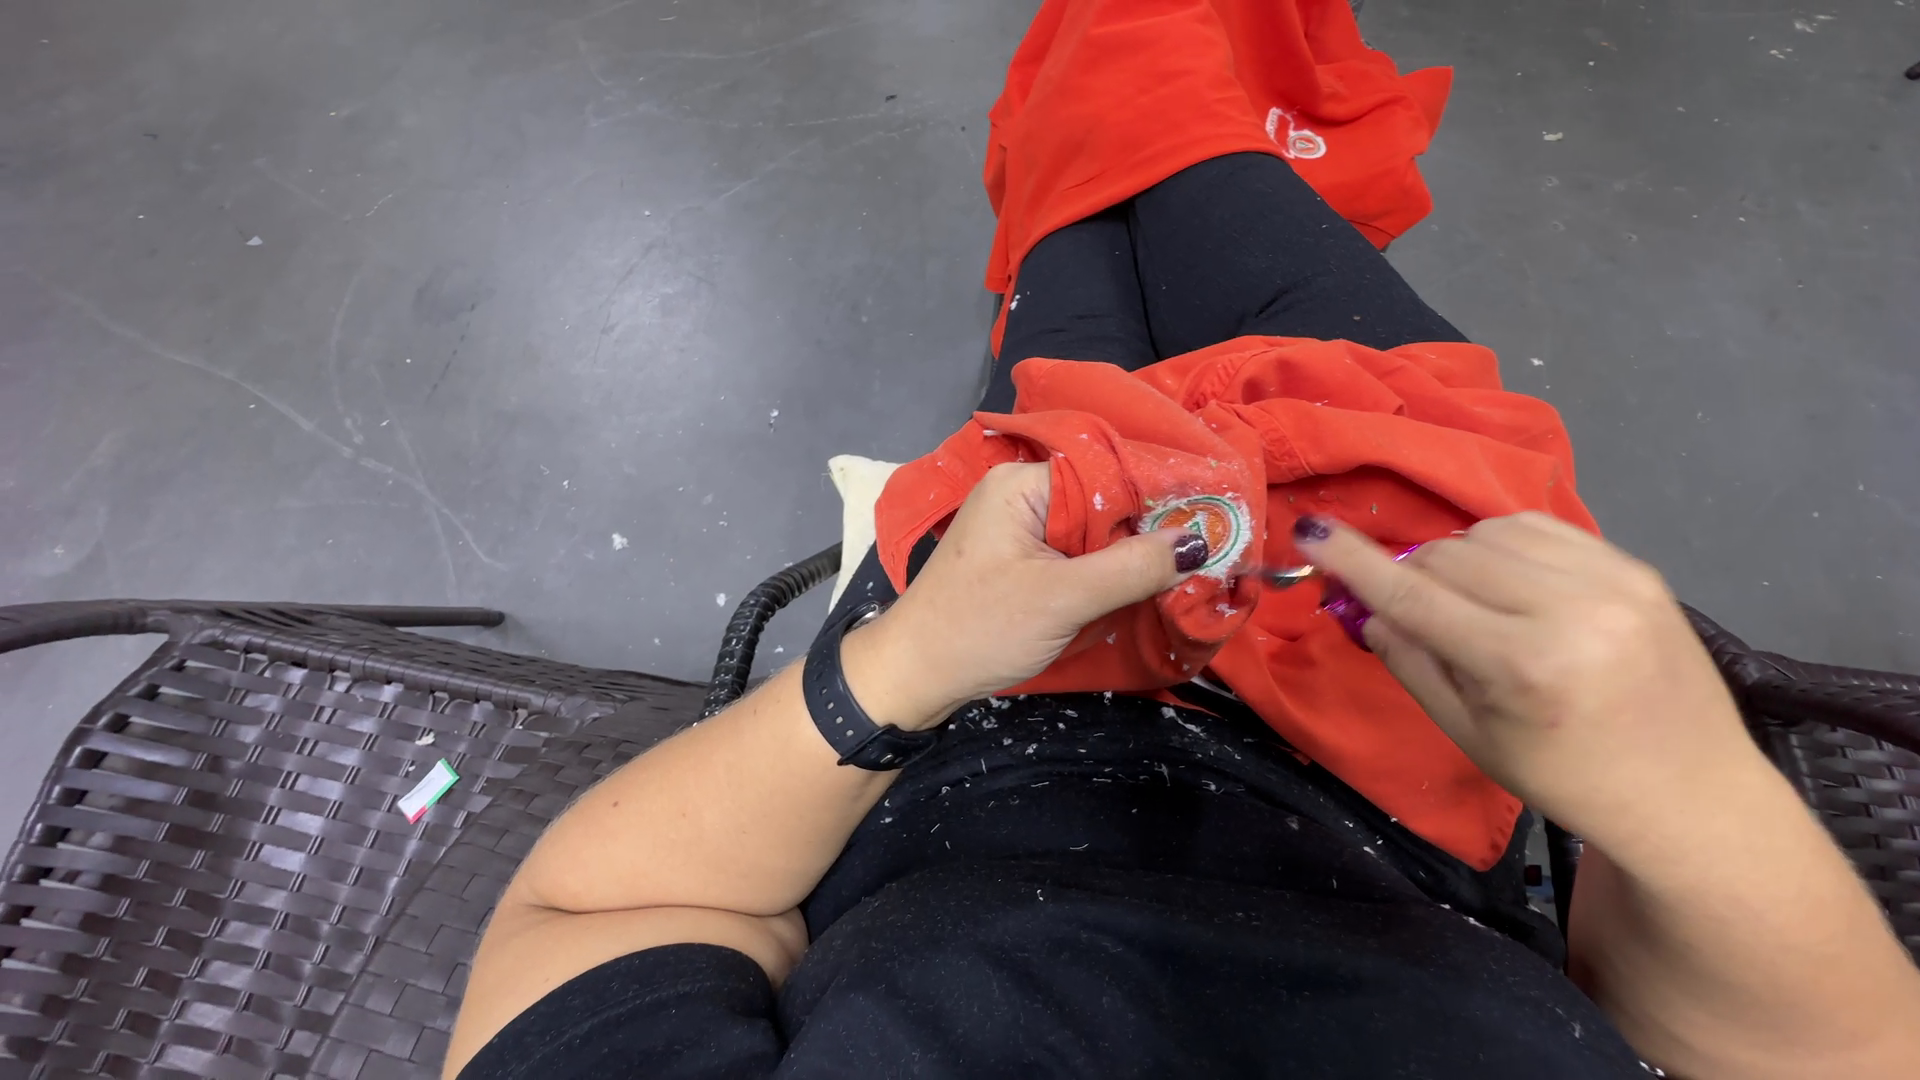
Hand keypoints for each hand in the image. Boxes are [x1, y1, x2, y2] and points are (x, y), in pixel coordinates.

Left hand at [843, 463, 1207, 730]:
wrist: (913, 675)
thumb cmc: (978, 628)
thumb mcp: (1062, 598)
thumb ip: (1132, 567)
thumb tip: (1201, 540)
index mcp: (1023, 483)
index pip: (1109, 472)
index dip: (1160, 496)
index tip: (1216, 522)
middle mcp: (1022, 494)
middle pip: (1105, 502)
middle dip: (1149, 532)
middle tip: (1207, 557)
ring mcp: (1020, 529)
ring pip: (1094, 533)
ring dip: (1130, 558)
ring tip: (1183, 575)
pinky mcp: (1021, 561)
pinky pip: (1076, 556)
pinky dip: (1105, 574)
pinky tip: (1139, 590)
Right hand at [1294, 511, 1770, 854]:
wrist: (1691, 793)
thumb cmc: (1563, 776)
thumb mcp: (1467, 733)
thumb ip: (1410, 661)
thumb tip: (1370, 608)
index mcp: (1523, 665)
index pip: (1414, 596)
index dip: (1353, 561)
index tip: (1311, 532)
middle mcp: (1571, 611)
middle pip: (1445, 556)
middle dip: (1412, 576)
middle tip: (1418, 612)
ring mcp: (1613, 582)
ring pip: (1486, 533)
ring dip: (1457, 559)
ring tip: (1474, 601)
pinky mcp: (1638, 567)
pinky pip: (1535, 527)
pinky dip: (1502, 546)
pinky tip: (1512, 582)